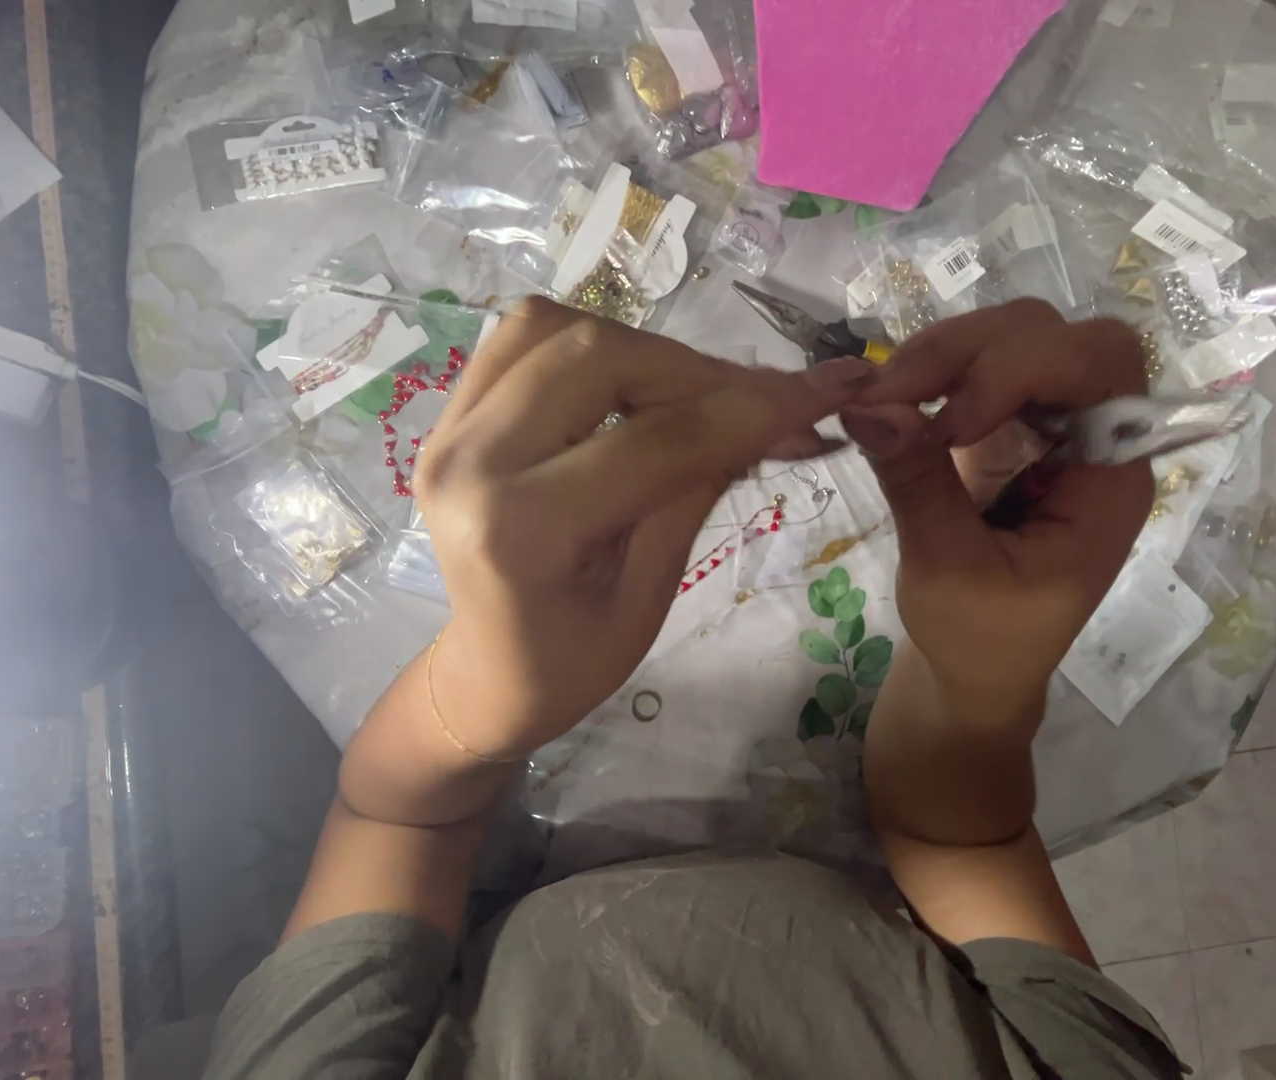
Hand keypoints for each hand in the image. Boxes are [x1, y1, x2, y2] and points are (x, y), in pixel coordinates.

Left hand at [416, 298, 869, 758]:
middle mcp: (470, 462)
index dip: (753, 408)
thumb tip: (772, 412)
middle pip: (600, 357)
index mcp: (522, 529)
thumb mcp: (650, 594)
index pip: (657, 440)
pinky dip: (592, 344)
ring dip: (644, 350)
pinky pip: (523, 338)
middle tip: (756, 405)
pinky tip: (634, 384)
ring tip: (695, 398)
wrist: (487, 674)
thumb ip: (698, 489)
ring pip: (556, 328)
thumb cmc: (573, 661)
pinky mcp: (447, 416)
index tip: (828, 389)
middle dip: (698, 373)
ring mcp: (447, 430)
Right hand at [845, 299, 1154, 714]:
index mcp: (1108, 478)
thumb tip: (867, 403)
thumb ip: (917, 483)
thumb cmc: (981, 639)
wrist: (976, 670)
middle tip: (892, 390)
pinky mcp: (1004, 434)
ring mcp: (1046, 431)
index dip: (1025, 367)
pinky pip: (978, 373)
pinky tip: (894, 399)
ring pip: (1014, 341)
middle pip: (1058, 336)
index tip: (952, 422)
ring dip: (945, 354)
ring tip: (882, 395)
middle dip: (973, 349)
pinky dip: (934, 374)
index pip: (1099, 368)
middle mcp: (1089, 438)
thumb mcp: (947, 569)